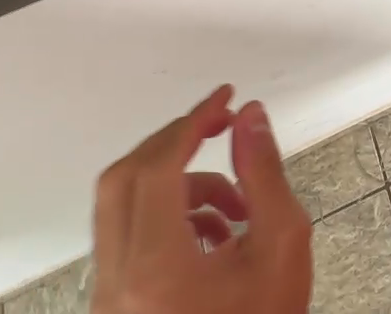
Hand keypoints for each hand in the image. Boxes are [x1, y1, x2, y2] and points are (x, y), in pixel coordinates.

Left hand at [90, 86, 312, 313]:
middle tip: (222, 125)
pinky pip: (128, 235)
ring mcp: (108, 294)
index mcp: (157, 264)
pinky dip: (170, 213)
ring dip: (179, 182)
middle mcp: (117, 278)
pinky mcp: (114, 303)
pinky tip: (219, 233)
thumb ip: (263, 172)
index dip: (193, 120)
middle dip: (174, 140)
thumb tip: (251, 115)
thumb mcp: (282, 241)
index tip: (229, 97)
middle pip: (122, 179)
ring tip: (238, 202)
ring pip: (122, 206)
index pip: (157, 167)